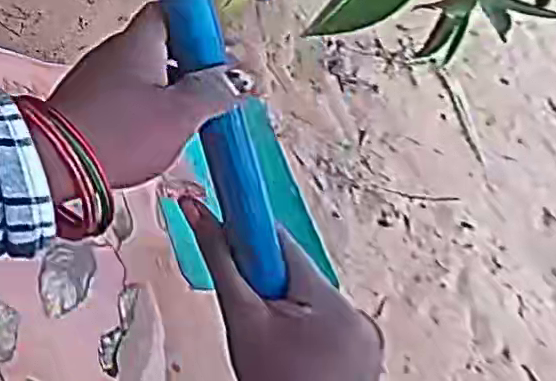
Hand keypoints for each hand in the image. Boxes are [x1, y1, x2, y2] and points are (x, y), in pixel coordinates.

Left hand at [35, 2, 250, 199]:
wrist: (61, 157)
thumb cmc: (121, 131)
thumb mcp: (179, 112)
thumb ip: (212, 90)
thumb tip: (238, 75)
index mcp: (134, 44)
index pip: (165, 13)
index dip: (197, 25)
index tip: (226, 49)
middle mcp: (113, 51)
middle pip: (159, 41)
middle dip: (194, 58)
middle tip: (226, 85)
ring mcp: (99, 72)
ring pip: (146, 66)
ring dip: (176, 81)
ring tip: (206, 109)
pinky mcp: (93, 95)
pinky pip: (131, 86)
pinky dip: (155, 97)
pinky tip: (172, 121)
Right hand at [184, 198, 383, 380]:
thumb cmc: (275, 380)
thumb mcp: (238, 312)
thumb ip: (216, 253)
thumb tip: (191, 204)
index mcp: (332, 303)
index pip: (274, 237)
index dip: (241, 225)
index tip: (220, 192)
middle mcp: (357, 313)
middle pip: (285, 262)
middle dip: (256, 271)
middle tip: (240, 297)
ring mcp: (363, 333)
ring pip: (296, 286)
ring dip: (270, 292)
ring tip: (260, 324)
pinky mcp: (360, 346)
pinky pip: (312, 307)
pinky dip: (288, 311)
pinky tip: (278, 335)